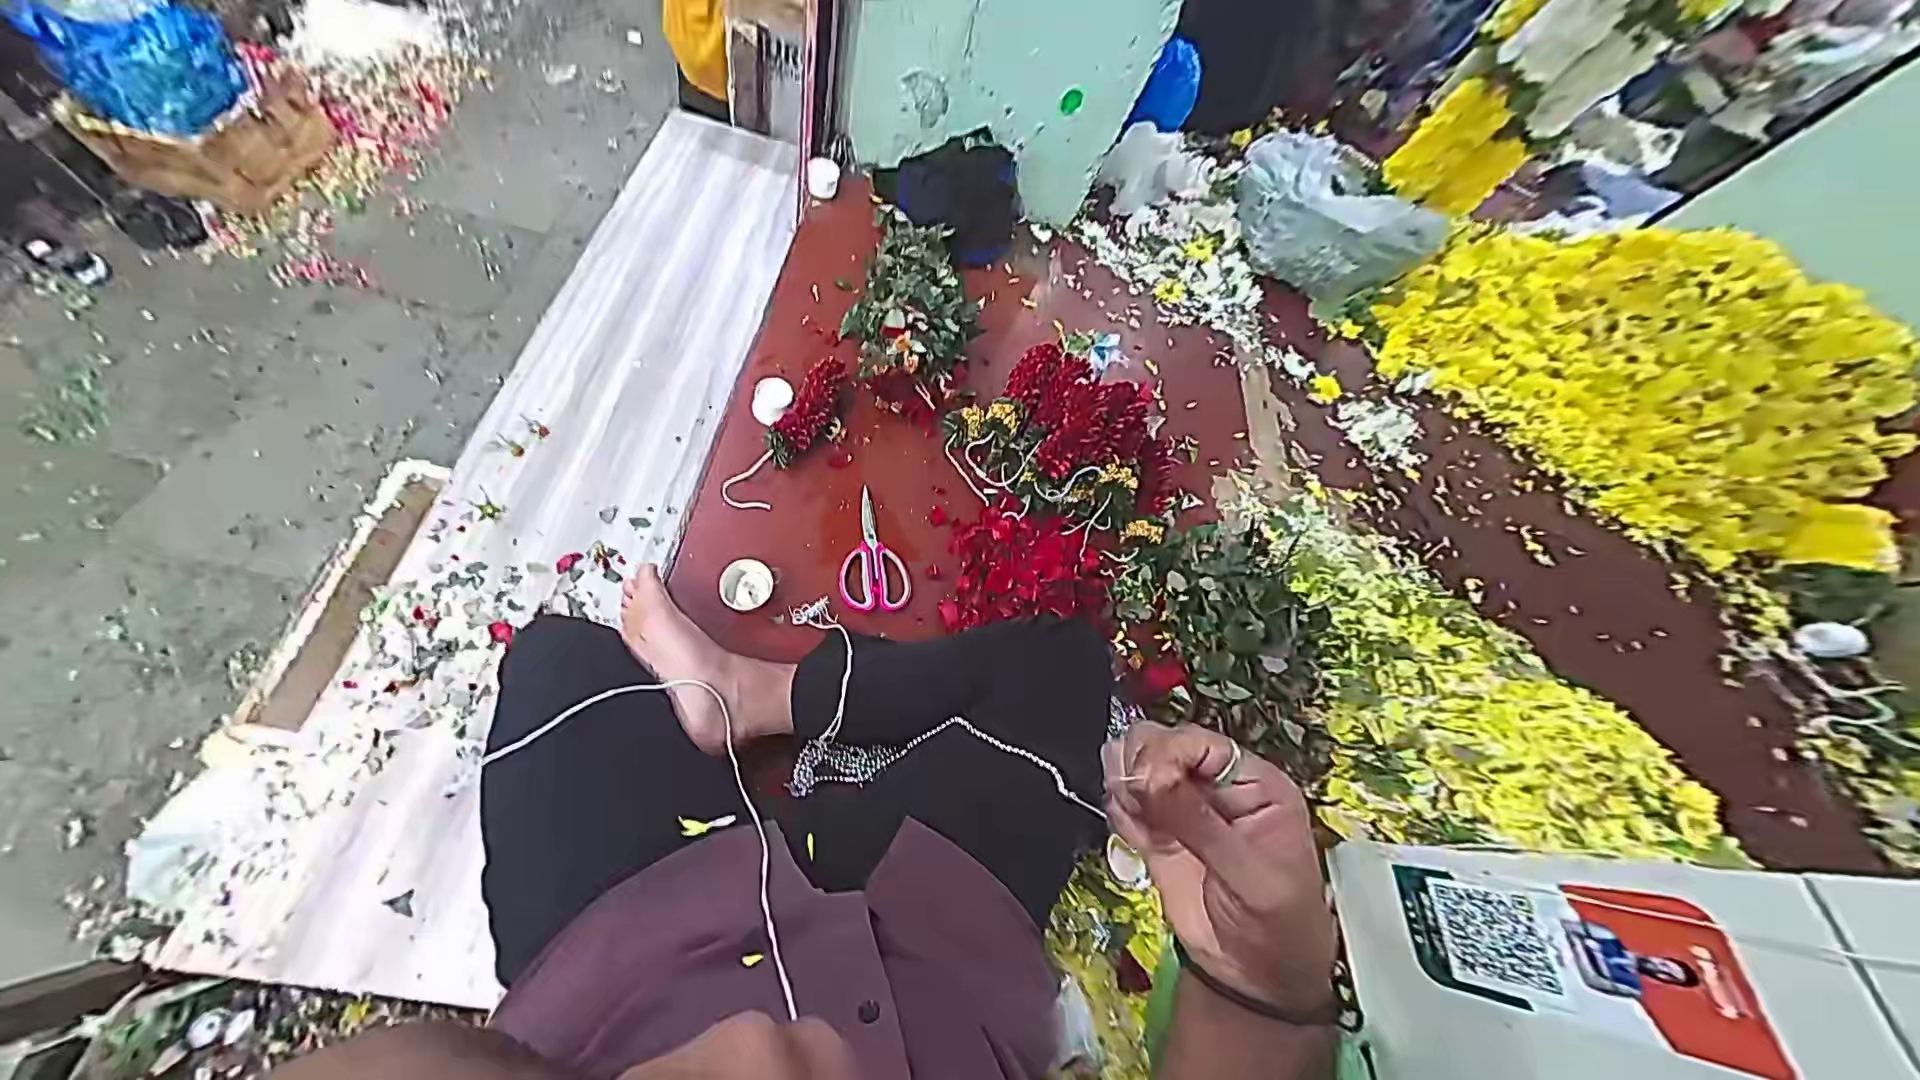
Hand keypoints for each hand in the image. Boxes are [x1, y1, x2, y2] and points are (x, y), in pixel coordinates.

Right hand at [1103, 723, 1336, 1012]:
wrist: (1255, 978)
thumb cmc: (1277, 926)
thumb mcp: (1251, 877)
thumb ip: (1198, 822)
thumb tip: (1149, 776)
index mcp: (1250, 780)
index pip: (1196, 740)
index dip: (1166, 753)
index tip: (1147, 782)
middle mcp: (1211, 781)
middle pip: (1157, 741)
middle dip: (1138, 767)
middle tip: (1139, 803)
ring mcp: (1178, 801)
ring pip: (1131, 762)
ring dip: (1123, 786)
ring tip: (1140, 822)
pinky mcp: (1152, 824)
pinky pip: (1120, 797)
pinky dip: (1119, 811)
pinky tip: (1138, 837)